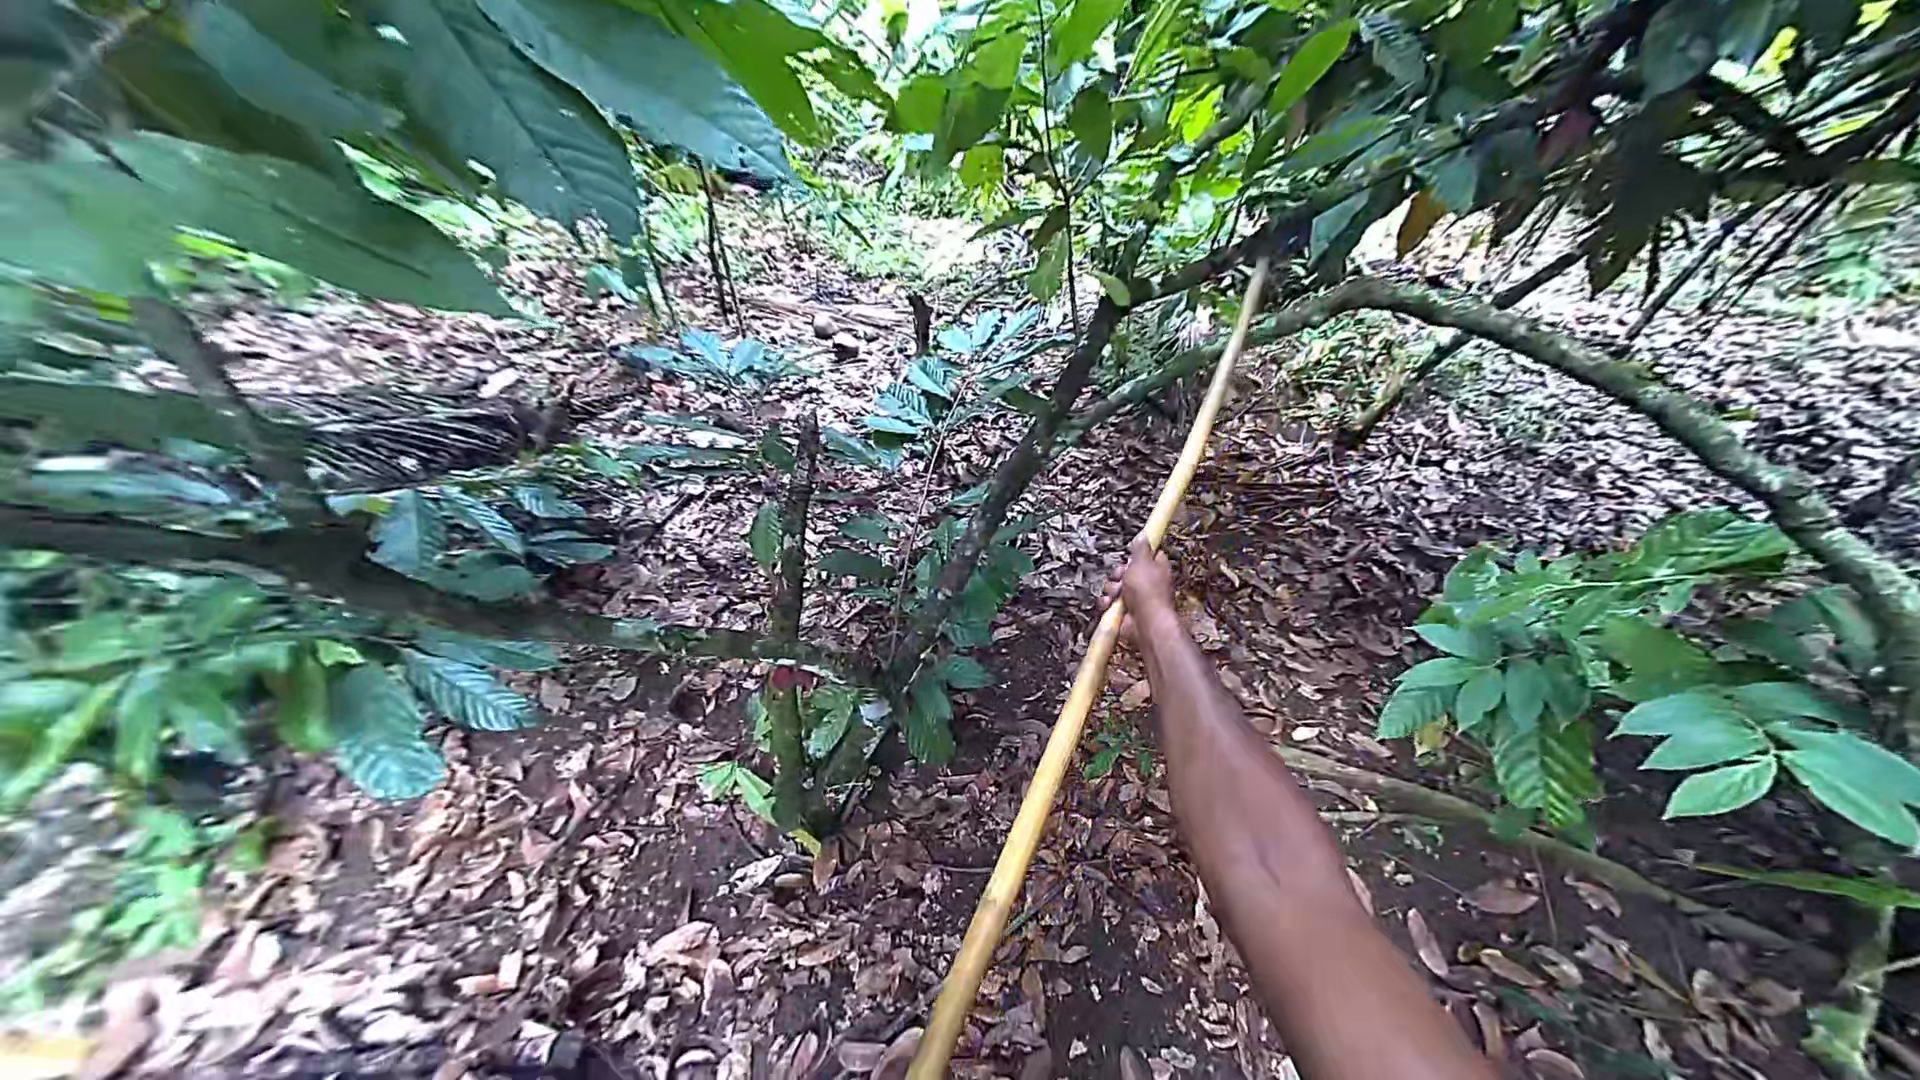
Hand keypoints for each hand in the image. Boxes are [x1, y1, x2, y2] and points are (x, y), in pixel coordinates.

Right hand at [1099, 536, 1177, 642]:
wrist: (1145, 622)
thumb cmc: (1148, 590)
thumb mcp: (1143, 561)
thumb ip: (1140, 548)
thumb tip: (1144, 535)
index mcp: (1156, 569)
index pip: (1147, 556)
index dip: (1135, 556)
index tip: (1129, 557)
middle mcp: (1146, 583)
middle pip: (1125, 571)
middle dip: (1118, 574)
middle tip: (1121, 577)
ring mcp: (1134, 598)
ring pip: (1114, 586)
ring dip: (1111, 589)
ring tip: (1117, 594)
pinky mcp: (1123, 611)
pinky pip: (1108, 601)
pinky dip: (1106, 603)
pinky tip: (1109, 604)